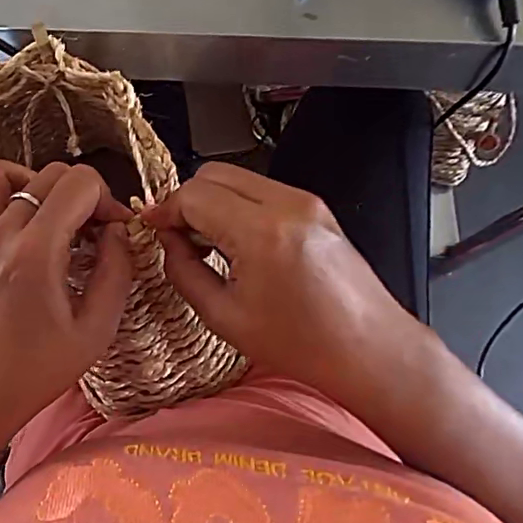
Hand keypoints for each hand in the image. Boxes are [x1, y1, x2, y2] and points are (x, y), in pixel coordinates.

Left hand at [0, 159, 134, 470]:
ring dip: (30, 180)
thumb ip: (116, 271)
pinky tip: (6, 215)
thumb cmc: (36, 371)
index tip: (115, 229)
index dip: (107, 199)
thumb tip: (118, 233)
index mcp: (36, 252)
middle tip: (92, 229)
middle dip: (80, 192)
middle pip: (46, 174)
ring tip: (48, 211)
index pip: (78, 184)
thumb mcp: (96, 330)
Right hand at [141, 162, 439, 405]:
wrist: (367, 348)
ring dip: (213, 201)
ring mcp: (306, 202)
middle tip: (178, 235)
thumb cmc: (304, 344)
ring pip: (238, 177)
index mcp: (262, 232)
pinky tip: (237, 242)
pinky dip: (238, 205)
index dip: (166, 209)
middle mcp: (288, 205)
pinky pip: (262, 190)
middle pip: (214, 173)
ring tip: (208, 244)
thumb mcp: (225, 316)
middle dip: (187, 200)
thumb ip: (184, 271)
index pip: (195, 194)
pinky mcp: (315, 207)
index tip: (154, 227)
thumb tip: (169, 242)